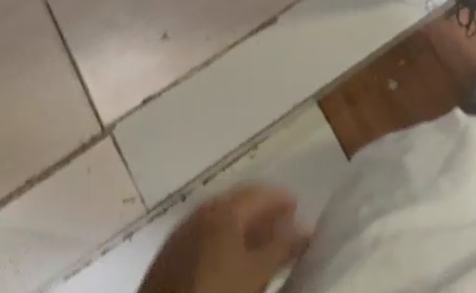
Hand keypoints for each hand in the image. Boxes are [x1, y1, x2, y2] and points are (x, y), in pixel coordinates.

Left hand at [136, 186, 310, 292]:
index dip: (282, 200)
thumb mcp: (257, 272)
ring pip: (221, 220)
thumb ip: (284, 246)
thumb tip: (306, 228)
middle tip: (282, 229)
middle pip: (240, 203)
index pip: (261, 193)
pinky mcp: (169, 255)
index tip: (298, 211)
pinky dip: (223, 241)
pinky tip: (230, 261)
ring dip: (243, 228)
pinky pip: (205, 236)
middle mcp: (202, 212)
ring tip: (260, 249)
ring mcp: (182, 233)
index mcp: (225, 209)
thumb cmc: (217, 291)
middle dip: (263, 214)